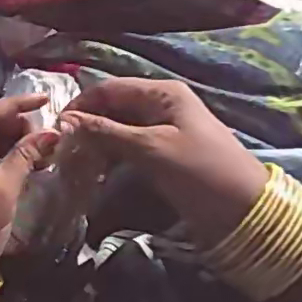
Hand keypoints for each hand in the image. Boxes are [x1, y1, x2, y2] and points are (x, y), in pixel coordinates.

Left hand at [0, 94, 60, 269]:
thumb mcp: (3, 191)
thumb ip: (24, 156)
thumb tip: (52, 132)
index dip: (16, 105)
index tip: (44, 99)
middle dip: (18, 125)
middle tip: (48, 134)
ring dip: (16, 138)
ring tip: (44, 147)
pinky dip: (8, 151)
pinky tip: (32, 156)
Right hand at [59, 78, 269, 242]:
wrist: (245, 212)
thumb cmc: (201, 171)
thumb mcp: (151, 148)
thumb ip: (107, 132)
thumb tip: (65, 121)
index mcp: (162, 93)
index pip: (109, 89)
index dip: (81, 105)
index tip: (56, 128)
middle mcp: (159, 105)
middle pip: (111, 107)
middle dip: (86, 124)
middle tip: (63, 148)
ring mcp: (161, 130)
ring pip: (116, 128)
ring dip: (95, 141)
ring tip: (74, 160)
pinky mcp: (161, 153)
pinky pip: (125, 146)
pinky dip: (108, 155)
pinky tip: (94, 170)